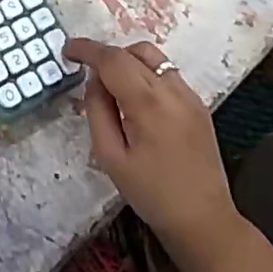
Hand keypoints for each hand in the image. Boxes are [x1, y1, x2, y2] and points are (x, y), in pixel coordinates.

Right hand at [64, 38, 242, 245]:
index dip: (87, 49)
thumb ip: (96, 110)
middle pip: (132, 51)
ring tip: (114, 87)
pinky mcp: (198, 104)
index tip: (68, 50)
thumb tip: (94, 80)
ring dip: (127, 60)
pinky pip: (166, 72)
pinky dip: (146, 72)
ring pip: (152, 56)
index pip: (112, 59)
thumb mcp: (109, 156)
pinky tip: (138, 100)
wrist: (204, 222)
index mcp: (148, 104)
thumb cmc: (151, 194)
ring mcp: (190, 96)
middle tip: (89, 76)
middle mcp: (173, 91)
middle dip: (105, 55)